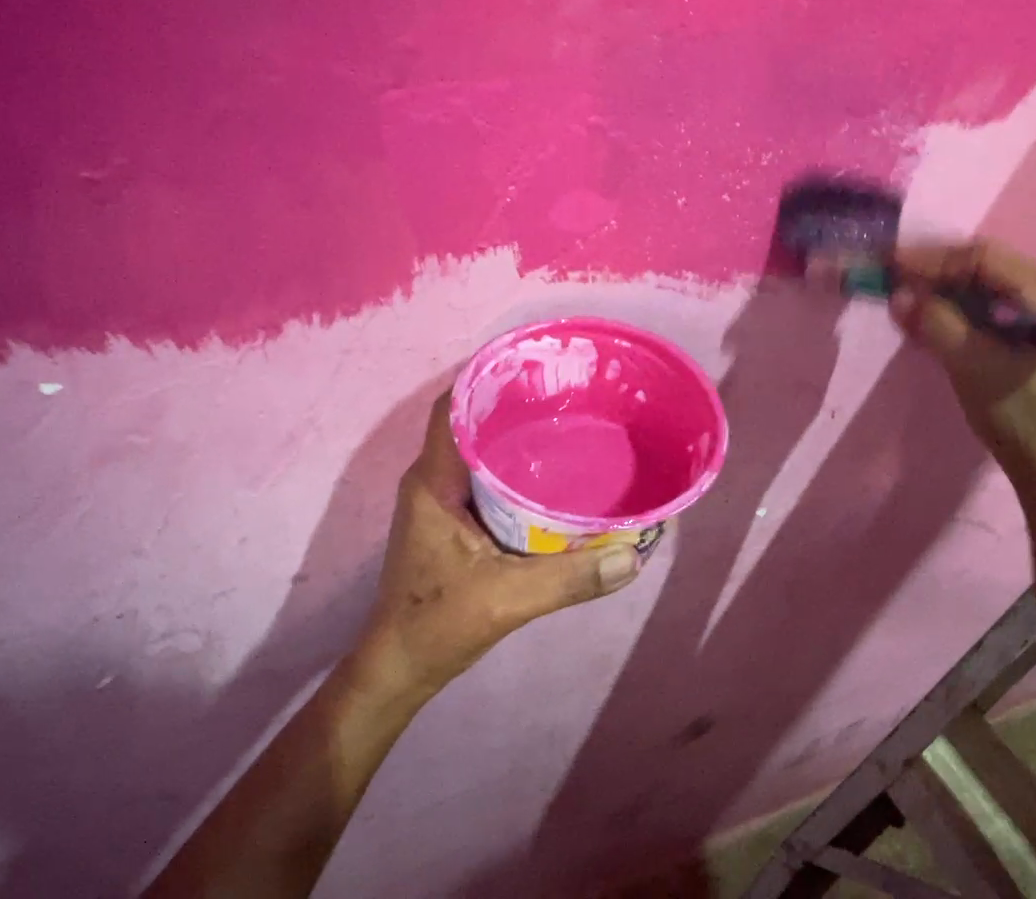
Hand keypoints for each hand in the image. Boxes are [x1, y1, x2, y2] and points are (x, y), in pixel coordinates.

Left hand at [359, 394, 641, 694]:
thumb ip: (570, 579)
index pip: (455, 406)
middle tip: (571, 395)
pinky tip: (554, 475)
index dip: (491, 377)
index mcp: (433, 483)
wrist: (400, 668)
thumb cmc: (439, 625)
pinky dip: (515, 466)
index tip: (540, 367)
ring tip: (570, 424)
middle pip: (473, 421)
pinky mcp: (452, 522)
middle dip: (516, 402)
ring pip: (480, 449)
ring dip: (516, 435)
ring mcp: (440, 502)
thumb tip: (634, 555)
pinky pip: (485, 475)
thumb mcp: (508, 601)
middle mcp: (432, 481)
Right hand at [890, 242, 1035, 484]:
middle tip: (890, 275)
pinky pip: (983, 303)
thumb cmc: (1017, 412)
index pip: (982, 258)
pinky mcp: (1027, 327)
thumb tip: (898, 294)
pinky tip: (923, 312)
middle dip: (933, 270)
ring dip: (938, 288)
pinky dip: (951, 305)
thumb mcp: (970, 364)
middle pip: (981, 265)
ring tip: (900, 292)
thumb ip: (934, 322)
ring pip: (979, 283)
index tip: (890, 264)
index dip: (932, 258)